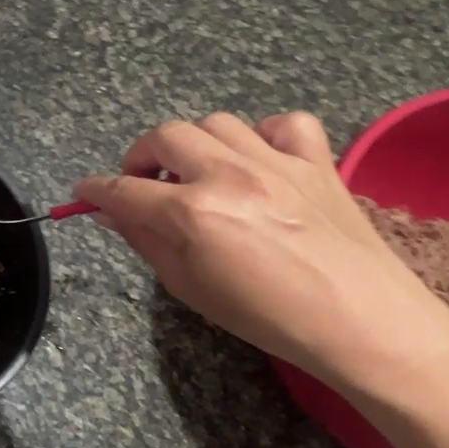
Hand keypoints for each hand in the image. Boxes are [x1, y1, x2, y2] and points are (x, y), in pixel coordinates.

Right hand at [74, 112, 448, 408]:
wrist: (365, 324)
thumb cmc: (266, 317)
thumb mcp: (188, 286)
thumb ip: (145, 240)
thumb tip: (111, 213)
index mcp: (192, 213)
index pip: (123, 189)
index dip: (94, 190)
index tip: (83, 193)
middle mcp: (229, 176)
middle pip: (165, 136)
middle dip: (140, 157)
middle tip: (144, 184)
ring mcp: (278, 164)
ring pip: (216, 123)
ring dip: (196, 145)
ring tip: (199, 173)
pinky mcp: (319, 163)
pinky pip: (284, 123)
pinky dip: (262, 135)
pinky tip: (257, 162)